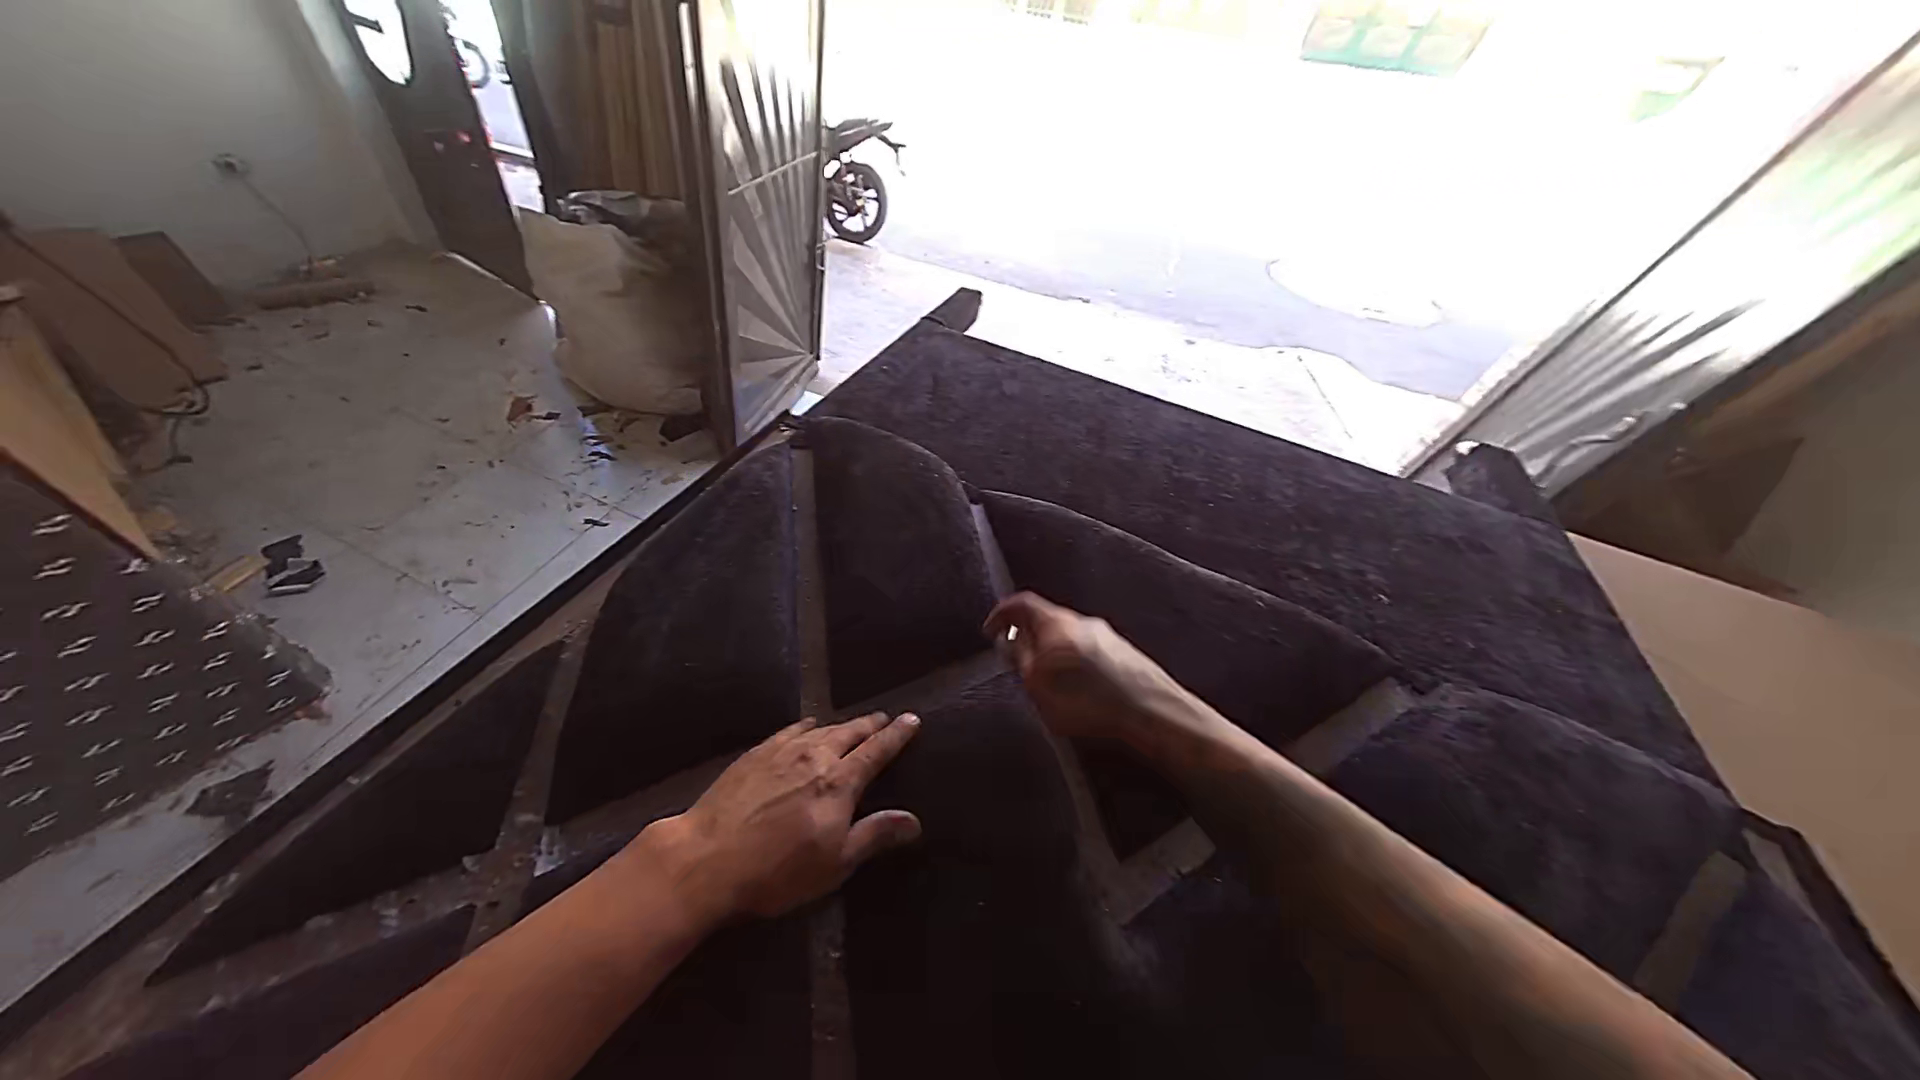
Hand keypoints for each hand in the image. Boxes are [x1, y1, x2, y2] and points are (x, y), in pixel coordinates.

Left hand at [636, 712, 922, 925]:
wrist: (706, 859)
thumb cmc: (777, 870)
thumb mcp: (834, 863)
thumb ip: (874, 835)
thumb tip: (914, 820)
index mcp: (839, 782)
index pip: (877, 750)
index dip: (897, 734)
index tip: (912, 719)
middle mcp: (814, 756)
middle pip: (850, 732)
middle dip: (870, 724)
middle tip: (884, 718)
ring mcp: (782, 752)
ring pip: (821, 729)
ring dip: (841, 725)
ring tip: (852, 724)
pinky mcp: (755, 755)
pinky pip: (789, 730)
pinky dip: (805, 726)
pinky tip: (807, 725)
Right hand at [983, 592, 1196, 744]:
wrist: (1153, 713)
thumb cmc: (1089, 700)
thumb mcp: (1038, 685)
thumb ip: (1019, 659)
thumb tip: (1007, 641)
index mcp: (1057, 621)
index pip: (1021, 603)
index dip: (1001, 614)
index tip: (990, 630)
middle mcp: (1083, 621)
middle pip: (1046, 620)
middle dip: (1028, 637)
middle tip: (1016, 659)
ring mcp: (1107, 636)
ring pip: (1068, 638)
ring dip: (1052, 653)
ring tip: (1046, 682)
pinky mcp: (1125, 655)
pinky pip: (1088, 653)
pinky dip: (1074, 665)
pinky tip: (1077, 692)